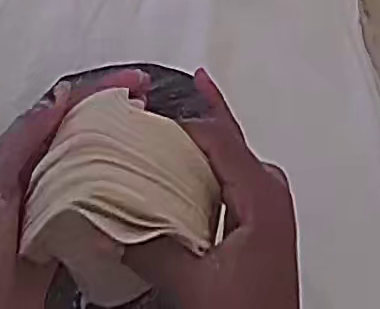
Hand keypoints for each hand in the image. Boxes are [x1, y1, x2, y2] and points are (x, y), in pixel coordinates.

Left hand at [0, 68, 152, 308]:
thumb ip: (19, 141)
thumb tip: (57, 97)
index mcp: (15, 153)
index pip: (62, 107)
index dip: (98, 89)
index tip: (133, 81)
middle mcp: (33, 169)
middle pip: (80, 125)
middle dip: (113, 105)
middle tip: (146, 96)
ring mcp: (51, 198)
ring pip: (91, 154)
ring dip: (117, 136)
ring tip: (146, 127)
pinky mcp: (65, 228)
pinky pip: (95, 192)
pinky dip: (116, 178)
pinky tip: (134, 177)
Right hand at [125, 68, 299, 308]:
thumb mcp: (195, 287)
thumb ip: (152, 250)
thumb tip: (109, 226)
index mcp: (262, 193)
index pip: (217, 137)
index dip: (180, 121)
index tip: (148, 111)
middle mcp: (270, 188)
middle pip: (225, 134)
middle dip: (194, 110)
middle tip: (160, 91)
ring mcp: (268, 201)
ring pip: (227, 150)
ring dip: (199, 134)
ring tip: (169, 115)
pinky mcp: (260, 215)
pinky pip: (230, 170)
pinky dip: (207, 157)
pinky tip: (187, 156)